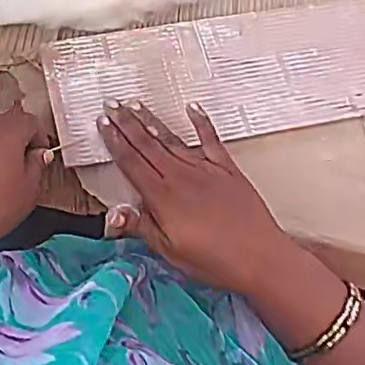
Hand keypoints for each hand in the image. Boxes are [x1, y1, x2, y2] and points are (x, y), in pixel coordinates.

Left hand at [0, 109, 46, 256]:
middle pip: (7, 123)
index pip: (30, 120)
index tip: (42, 157)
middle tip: (25, 167)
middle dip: (19, 140)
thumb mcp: (27, 191)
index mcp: (7, 131)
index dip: (40, 137)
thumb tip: (38, 153)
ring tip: (3, 178)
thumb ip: (36, 166)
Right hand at [97, 102, 295, 294]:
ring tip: (134, 103)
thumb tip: (111, 213)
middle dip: (126, 122)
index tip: (102, 123)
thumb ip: (140, 227)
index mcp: (162, 196)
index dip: (114, 141)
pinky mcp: (227, 169)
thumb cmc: (213, 261)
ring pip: (171, 138)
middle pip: (146, 144)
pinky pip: (211, 140)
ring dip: (151, 120)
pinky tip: (192, 108)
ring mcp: (204, 169)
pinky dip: (201, 122)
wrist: (262, 258)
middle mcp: (180, 176)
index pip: (131, 162)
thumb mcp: (170, 251)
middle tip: (111, 103)